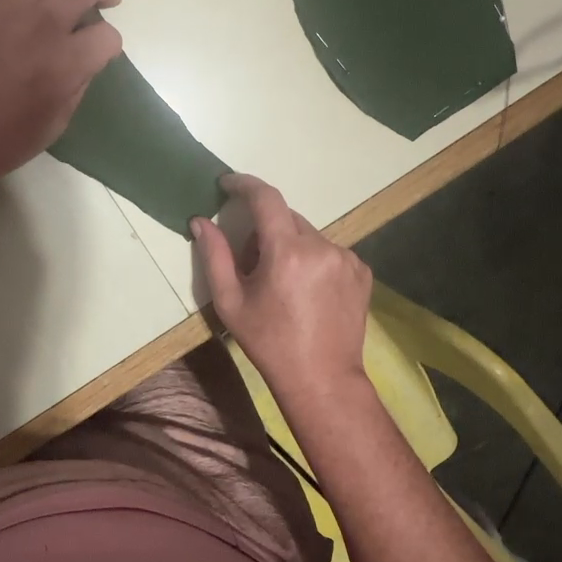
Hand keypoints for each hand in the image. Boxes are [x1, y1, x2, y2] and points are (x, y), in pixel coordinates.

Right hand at [193, 174, 372, 396]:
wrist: (322, 378)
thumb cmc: (268, 342)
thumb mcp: (230, 302)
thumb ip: (215, 256)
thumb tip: (200, 222)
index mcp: (287, 252)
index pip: (266, 198)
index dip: (244, 184)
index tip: (227, 183)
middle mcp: (322, 246)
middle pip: (286, 219)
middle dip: (265, 231)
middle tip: (251, 265)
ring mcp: (347, 258)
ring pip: (308, 236)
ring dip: (290, 247)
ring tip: (282, 286)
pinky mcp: (361, 271)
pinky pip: (329, 252)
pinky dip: (312, 260)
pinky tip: (307, 293)